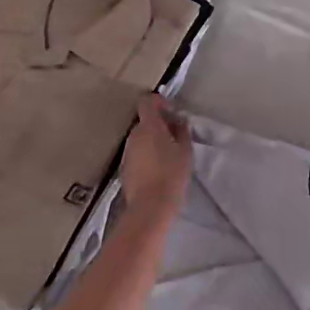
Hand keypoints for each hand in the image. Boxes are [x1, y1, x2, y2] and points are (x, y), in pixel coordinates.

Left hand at [120, 95, 191, 214]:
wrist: (150, 207)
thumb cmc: (172, 175)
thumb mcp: (185, 151)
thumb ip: (182, 131)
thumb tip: (178, 121)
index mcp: (149, 127)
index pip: (146, 102)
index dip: (157, 101)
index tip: (170, 110)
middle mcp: (134, 135)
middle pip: (144, 122)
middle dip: (158, 125)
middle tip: (174, 136)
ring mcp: (127, 152)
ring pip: (140, 139)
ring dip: (151, 141)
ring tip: (167, 156)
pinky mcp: (124, 168)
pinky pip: (136, 154)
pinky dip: (145, 156)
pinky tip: (157, 170)